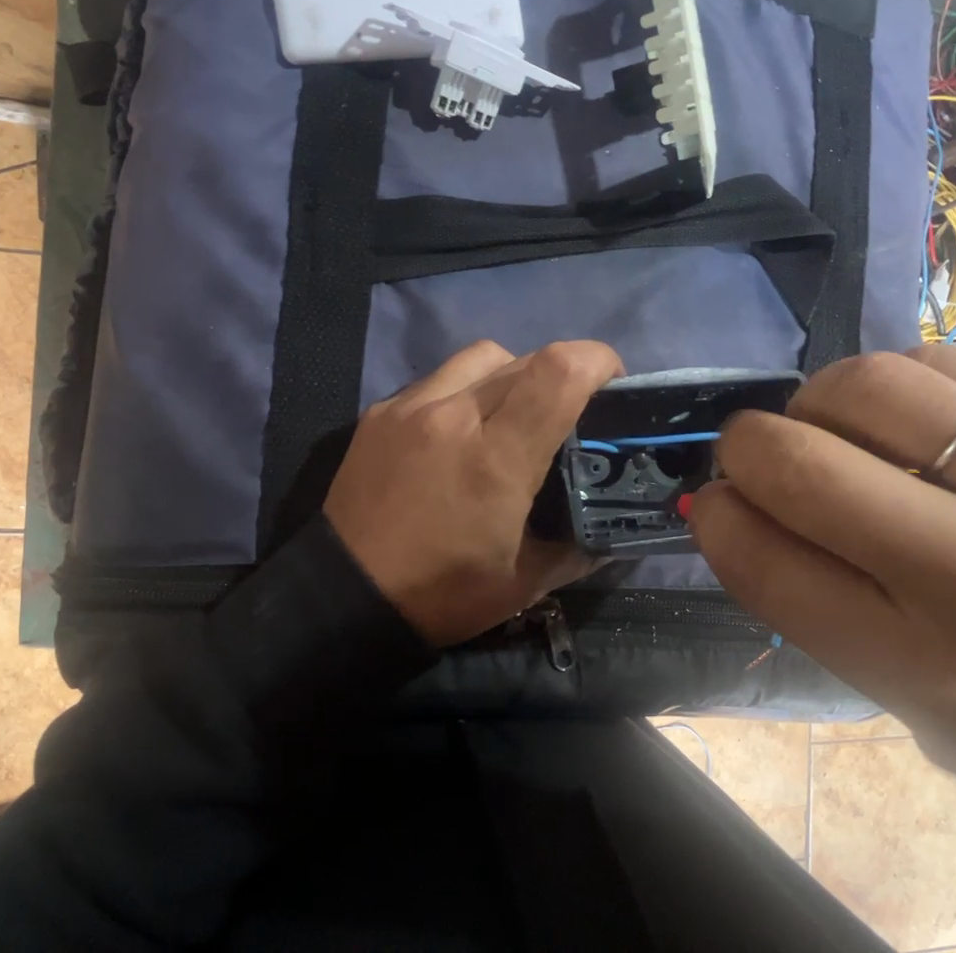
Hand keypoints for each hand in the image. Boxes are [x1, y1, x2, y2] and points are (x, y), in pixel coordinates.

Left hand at [324, 340, 623, 646]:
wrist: (343, 597)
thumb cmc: (441, 595)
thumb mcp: (525, 583)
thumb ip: (579, 547)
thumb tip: (612, 528)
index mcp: (497, 458)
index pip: (559, 371)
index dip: (598, 362)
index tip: (611, 386)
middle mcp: (453, 416)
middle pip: (526, 359)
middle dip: (560, 376)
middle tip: (565, 415)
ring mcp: (410, 407)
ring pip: (480, 358)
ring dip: (510, 374)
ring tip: (511, 415)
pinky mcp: (379, 413)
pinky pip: (436, 379)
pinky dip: (462, 391)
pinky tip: (457, 432)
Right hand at [691, 343, 955, 820]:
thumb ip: (845, 630)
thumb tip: (755, 527)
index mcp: (938, 672)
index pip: (765, 565)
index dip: (716, 521)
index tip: (718, 508)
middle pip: (795, 466)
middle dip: (742, 449)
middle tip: (759, 456)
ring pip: (864, 389)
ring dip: (813, 401)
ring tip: (834, 424)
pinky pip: (946, 362)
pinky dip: (893, 381)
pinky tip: (910, 408)